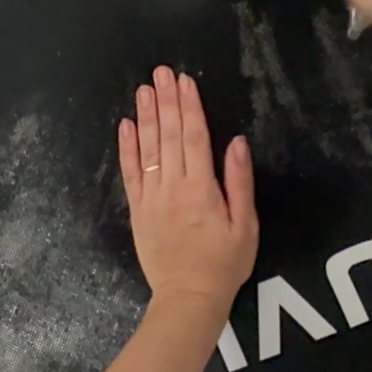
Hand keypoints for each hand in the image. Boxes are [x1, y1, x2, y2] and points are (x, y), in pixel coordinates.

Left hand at [118, 66, 257, 314]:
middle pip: (169, 135)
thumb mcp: (245, 225)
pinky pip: (130, 173)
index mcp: (202, 188)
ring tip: (144, 89)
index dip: (189, 106)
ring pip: (147, 149)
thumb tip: (236, 141)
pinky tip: (126, 125)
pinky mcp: (138, 209)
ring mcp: (151, 197)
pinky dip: (127, 148)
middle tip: (161, 72)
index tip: (185, 81)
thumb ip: (239, 181)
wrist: (188, 299)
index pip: (194, 137)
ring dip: (146, 116)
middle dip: (166, 101)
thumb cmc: (224, 263)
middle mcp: (173, 186)